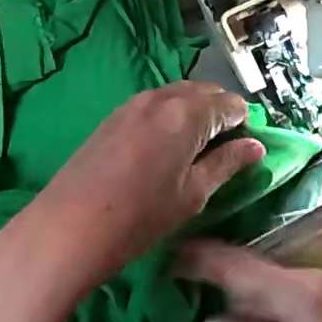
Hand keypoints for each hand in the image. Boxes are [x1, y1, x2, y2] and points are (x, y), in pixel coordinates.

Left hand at [19, 82, 263, 295]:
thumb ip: (227, 164)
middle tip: (222, 151)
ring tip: (193, 151)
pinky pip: (156, 103)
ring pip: (180, 94)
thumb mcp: (193, 194)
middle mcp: (163, 97)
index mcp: (188, 112)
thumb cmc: (139, 216)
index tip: (243, 151)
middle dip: (221, 114)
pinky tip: (164, 149)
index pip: (231, 104)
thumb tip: (256, 147)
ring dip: (195, 112)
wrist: (65, 229)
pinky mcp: (114, 115)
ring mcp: (134, 103)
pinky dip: (171, 115)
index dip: (244, 125)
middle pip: (207, 91)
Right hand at [174, 240, 321, 321]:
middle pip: (245, 279)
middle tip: (163, 310)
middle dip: (206, 296)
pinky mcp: (319, 311)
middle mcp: (306, 283)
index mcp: (299, 293)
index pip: (238, 264)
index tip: (162, 251)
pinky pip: (275, 312)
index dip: (198, 257)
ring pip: (257, 300)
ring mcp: (315, 295)